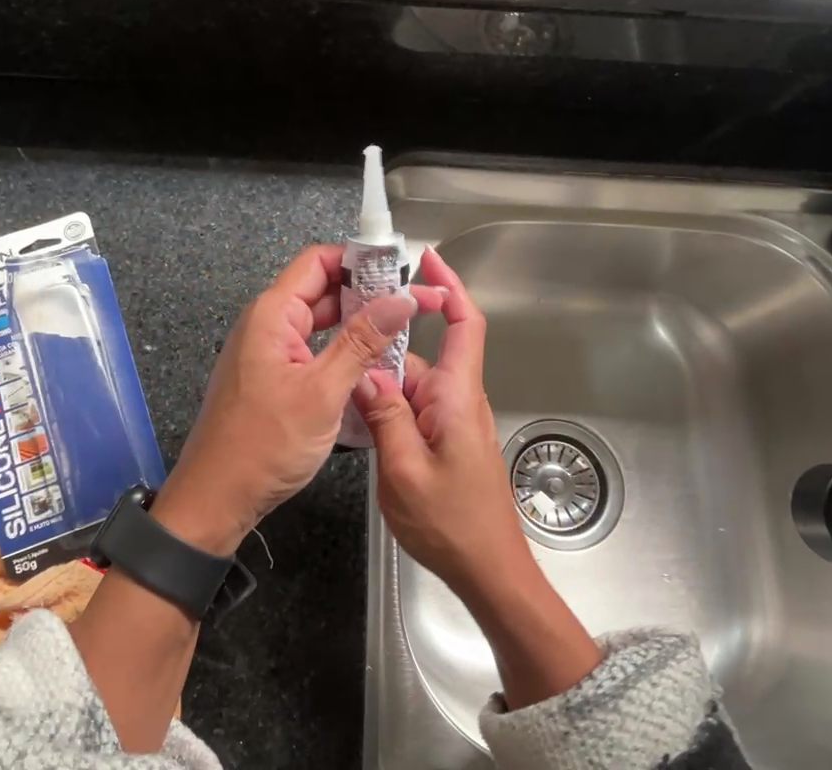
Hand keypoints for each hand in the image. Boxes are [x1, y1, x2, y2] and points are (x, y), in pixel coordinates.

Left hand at [154, 245, 437, 555]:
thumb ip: (362, 342)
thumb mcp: (322, 391)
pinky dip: (341, 350)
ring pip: (319, 322)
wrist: (216, 497)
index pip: (318, 262)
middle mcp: (266, 324)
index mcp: (272, 315)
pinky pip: (312, 349)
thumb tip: (399, 301)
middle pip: (321, 290)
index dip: (360, 259)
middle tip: (412, 304)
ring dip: (356, 324)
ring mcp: (268, 351)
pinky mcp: (272, 377)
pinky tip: (371, 363)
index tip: (399, 270)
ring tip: (399, 332)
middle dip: (367, 293)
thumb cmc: (262, 446)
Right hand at [354, 248, 601, 709]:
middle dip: (385, 349)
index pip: (464, 325)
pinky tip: (360, 424)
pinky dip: (387, 410)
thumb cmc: (453, 525)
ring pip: (410, 387)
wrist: (489, 572)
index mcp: (457, 397)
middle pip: (420, 357)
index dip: (450, 287)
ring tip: (341, 393)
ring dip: (381, 388)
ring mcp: (453, 423)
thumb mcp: (405, 471)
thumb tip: (366, 374)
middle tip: (343, 343)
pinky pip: (412, 411)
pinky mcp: (446, 443)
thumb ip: (386, 418)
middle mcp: (458, 402)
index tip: (427, 260)